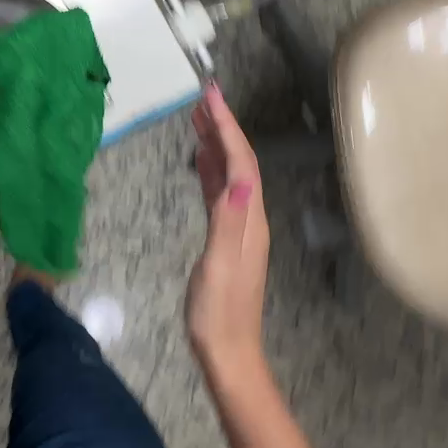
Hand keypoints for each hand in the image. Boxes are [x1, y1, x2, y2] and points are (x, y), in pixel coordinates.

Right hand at [185, 83, 270, 371]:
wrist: (228, 353)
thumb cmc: (218, 313)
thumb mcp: (219, 268)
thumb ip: (228, 223)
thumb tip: (238, 180)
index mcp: (250, 220)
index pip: (241, 163)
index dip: (226, 127)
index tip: (210, 95)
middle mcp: (249, 217)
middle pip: (240, 162)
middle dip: (223, 126)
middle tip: (203, 95)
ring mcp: (239, 227)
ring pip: (230, 172)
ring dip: (216, 142)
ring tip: (197, 115)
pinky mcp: (225, 235)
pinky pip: (219, 190)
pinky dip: (210, 167)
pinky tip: (200, 158)